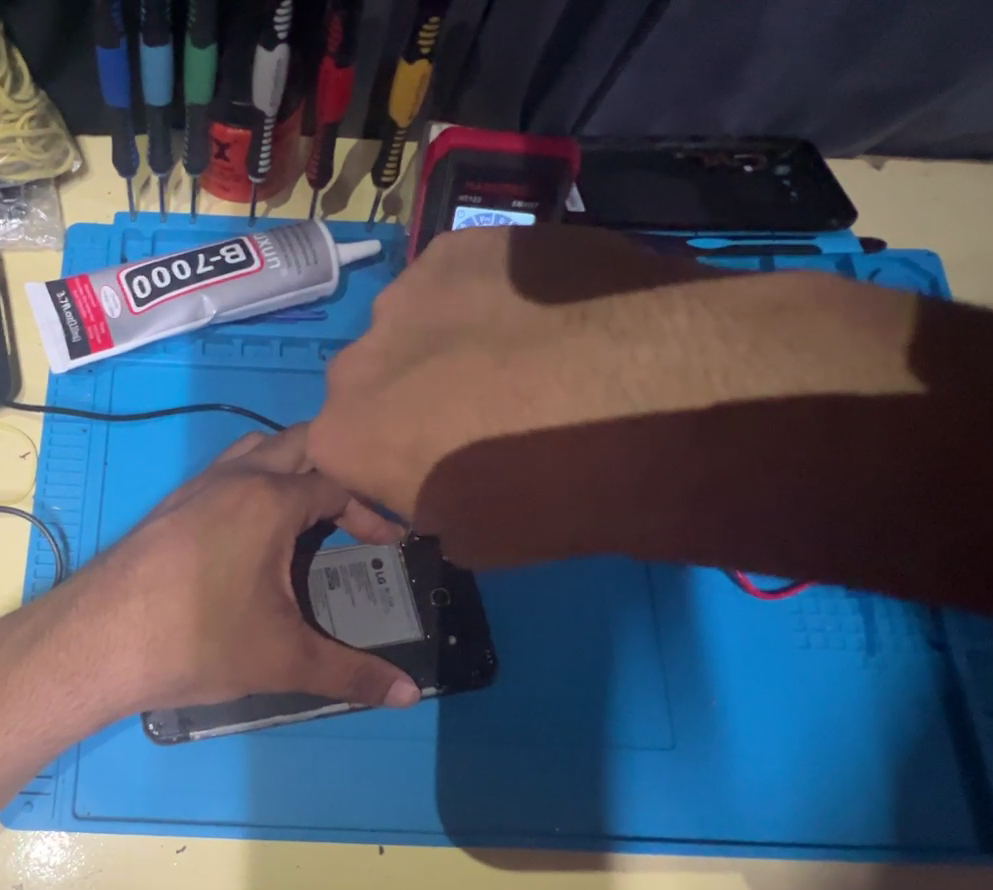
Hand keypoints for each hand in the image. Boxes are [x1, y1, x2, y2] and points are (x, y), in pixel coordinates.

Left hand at [38, 425, 421, 718]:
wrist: (97, 643)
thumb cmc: (197, 643)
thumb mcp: (283, 660)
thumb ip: (351, 673)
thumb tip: (409, 695)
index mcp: (269, 499)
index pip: (337, 484)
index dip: (370, 511)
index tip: (388, 544)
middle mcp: (233, 477)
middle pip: (297, 443)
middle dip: (334, 468)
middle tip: (354, 511)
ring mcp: (194, 488)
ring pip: (253, 450)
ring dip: (287, 467)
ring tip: (306, 513)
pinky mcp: (167, 507)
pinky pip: (221, 474)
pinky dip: (249, 483)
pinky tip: (248, 533)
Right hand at [307, 225, 916, 521]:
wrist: (653, 400)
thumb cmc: (551, 495)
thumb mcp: (472, 541)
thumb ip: (421, 510)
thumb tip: (423, 491)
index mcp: (343, 440)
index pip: (338, 463)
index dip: (381, 479)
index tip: (424, 489)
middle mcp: (354, 362)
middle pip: (369, 389)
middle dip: (407, 408)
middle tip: (477, 422)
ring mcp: (405, 294)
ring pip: (408, 329)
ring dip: (440, 349)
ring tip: (517, 360)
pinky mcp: (460, 244)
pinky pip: (452, 282)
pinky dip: (479, 301)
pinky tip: (534, 315)